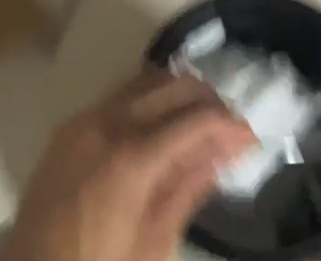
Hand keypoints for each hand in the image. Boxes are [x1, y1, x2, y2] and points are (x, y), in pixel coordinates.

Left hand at [2, 69, 255, 260]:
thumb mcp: (153, 241)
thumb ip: (189, 187)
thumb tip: (225, 150)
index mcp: (131, 160)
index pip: (194, 119)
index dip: (229, 124)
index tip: (250, 137)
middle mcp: (107, 125)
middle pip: (173, 85)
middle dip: (209, 99)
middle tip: (230, 126)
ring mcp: (84, 119)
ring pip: (146, 78)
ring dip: (179, 90)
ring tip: (201, 117)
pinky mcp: (70, 124)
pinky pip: (119, 92)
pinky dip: (149, 94)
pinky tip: (164, 116)